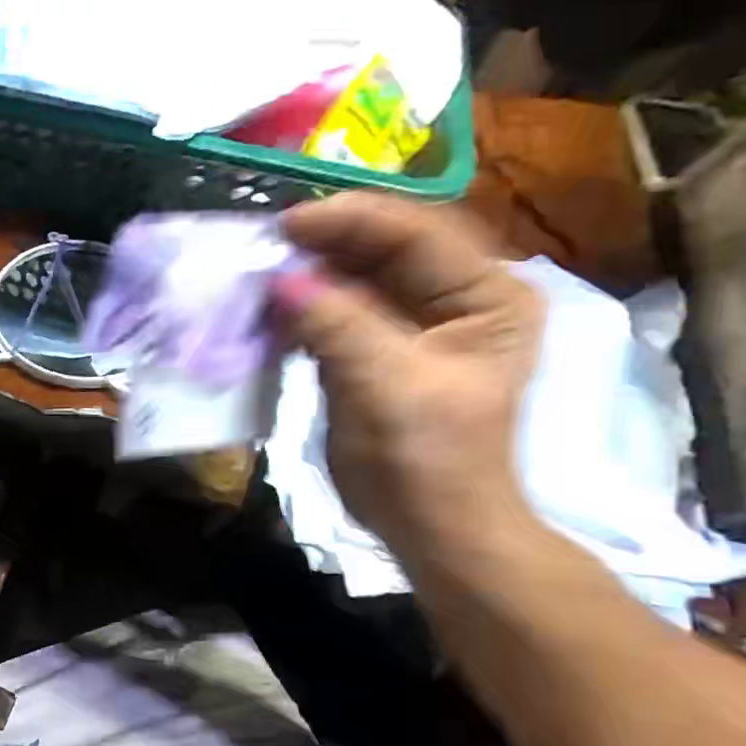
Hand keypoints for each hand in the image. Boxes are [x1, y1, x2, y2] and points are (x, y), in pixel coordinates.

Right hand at [273, 193, 545, 556]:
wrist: (429, 524)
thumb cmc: (426, 460)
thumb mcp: (386, 388)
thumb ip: (337, 327)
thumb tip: (279, 281)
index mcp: (487, 296)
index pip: (419, 234)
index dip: (353, 221)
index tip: (285, 225)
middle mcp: (454, 298)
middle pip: (386, 249)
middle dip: (325, 243)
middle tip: (263, 244)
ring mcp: (412, 324)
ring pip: (355, 278)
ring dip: (306, 274)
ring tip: (258, 273)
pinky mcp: (373, 350)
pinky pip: (334, 312)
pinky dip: (300, 308)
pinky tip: (268, 310)